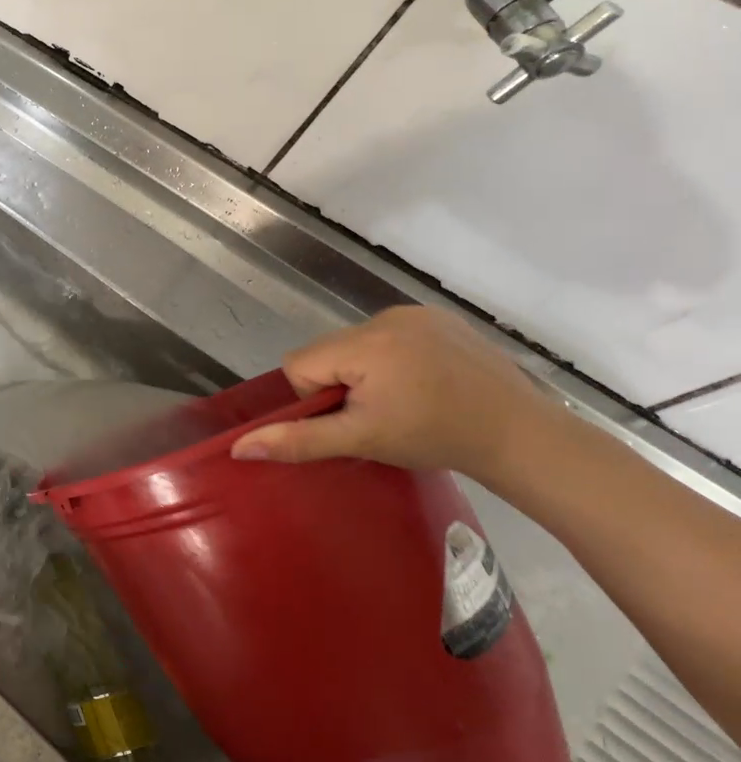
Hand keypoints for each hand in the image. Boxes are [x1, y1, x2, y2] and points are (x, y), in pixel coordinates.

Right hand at [228, 305, 564, 481]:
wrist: (523, 435)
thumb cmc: (436, 437)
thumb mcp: (361, 440)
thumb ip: (297, 440)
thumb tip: (238, 447)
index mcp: (367, 343)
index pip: (300, 364)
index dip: (314, 397)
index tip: (352, 419)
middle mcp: (388, 317)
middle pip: (327, 351)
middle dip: (339, 383)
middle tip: (377, 414)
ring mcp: (418, 314)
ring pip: (356, 344)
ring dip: (364, 371)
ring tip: (402, 399)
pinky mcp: (441, 318)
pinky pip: (390, 336)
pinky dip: (393, 359)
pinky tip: (422, 382)